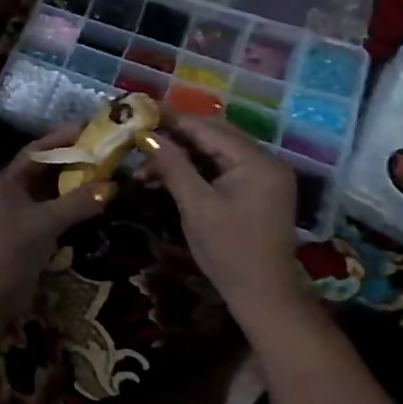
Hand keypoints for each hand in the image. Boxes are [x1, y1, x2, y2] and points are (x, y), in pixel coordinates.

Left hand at [0, 125, 112, 315]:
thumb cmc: (10, 248)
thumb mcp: (45, 221)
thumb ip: (79, 202)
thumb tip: (112, 187)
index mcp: (8, 182)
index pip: (35, 151)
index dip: (60, 138)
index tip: (90, 128)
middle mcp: (13, 194)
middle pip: (46, 170)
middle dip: (74, 162)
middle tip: (109, 153)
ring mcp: (22, 217)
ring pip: (53, 193)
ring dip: (77, 186)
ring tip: (111, 176)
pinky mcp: (31, 237)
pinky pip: (57, 215)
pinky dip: (75, 209)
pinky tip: (99, 206)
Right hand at [144, 116, 306, 313]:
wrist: (260, 290)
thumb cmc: (227, 247)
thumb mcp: (195, 204)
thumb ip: (173, 166)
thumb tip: (148, 136)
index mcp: (256, 161)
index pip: (208, 129)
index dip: (172, 120)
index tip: (140, 112)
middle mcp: (265, 161)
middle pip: (213, 137)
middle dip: (174, 137)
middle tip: (137, 136)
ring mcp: (262, 177)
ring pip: (215, 154)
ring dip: (181, 157)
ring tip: (144, 167)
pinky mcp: (255, 191)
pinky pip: (221, 170)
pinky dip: (194, 171)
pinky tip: (165, 178)